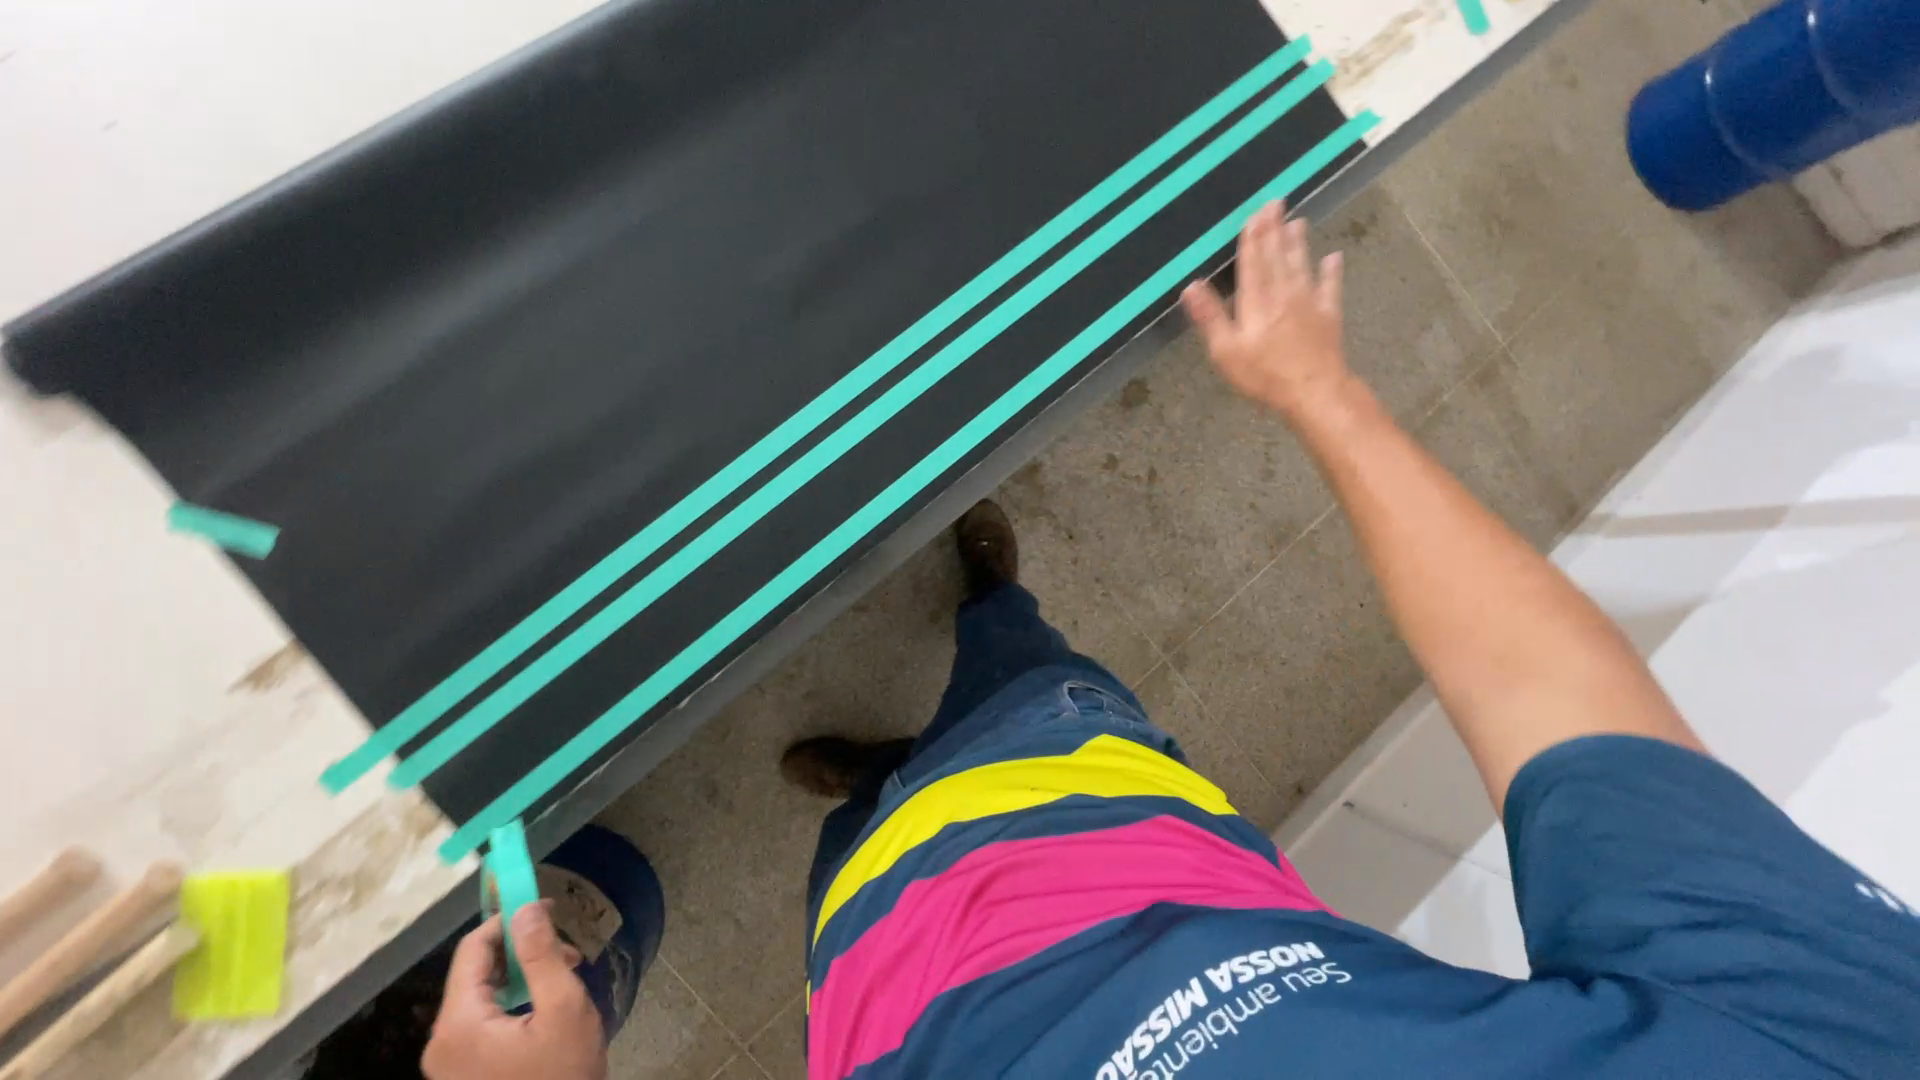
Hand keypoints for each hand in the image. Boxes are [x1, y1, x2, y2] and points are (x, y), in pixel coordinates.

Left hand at [422, 904, 605, 1079]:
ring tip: (565, 976)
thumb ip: (542, 954)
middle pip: (476, 972)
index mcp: (458, 1024)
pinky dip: (514, 1002)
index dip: (508, 919)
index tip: (548, 907)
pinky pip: (483, 1021)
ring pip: (482, 996)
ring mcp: (448, 1064)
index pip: (472, 949)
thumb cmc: (562, 1075)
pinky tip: (547, 1007)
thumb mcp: (563, 1008)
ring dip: (523, 976)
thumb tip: (526, 908)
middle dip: (522, 951)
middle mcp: (441, 1042)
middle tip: (569, 952)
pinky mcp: (463, 1075)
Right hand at [1181, 201, 1351, 419]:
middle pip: (1277, 257)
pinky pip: (1330, 288)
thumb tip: (1191, 286)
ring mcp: (1309, 303)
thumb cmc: (1264, 375)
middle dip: (1274, 230)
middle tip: (1276, 204)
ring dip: (1299, 243)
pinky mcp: (1328, 316)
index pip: (1252, 263)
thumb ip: (1210, 316)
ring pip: (1302, 266)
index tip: (1255, 214)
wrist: (1314, 390)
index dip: (1252, 238)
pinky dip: (1332, 271)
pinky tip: (1334, 257)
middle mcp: (1284, 294)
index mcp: (1256, 301)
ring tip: (1299, 222)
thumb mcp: (1226, 350)